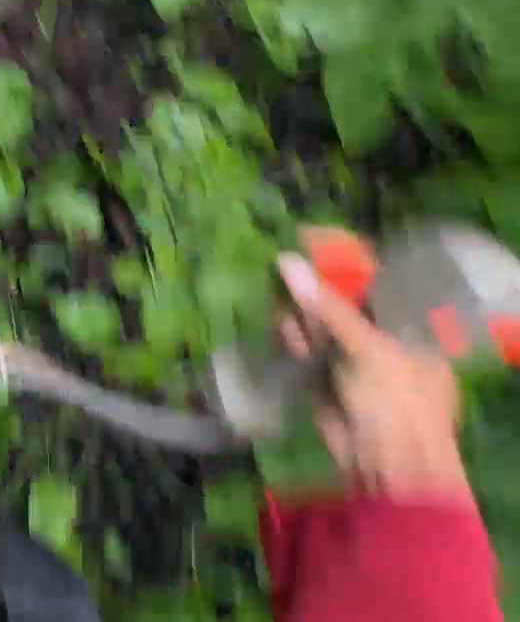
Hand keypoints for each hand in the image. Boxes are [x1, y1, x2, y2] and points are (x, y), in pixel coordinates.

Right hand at [278, 252, 471, 497]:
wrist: (382, 462)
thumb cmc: (397, 405)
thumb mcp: (369, 351)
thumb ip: (328, 307)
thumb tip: (285, 261)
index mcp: (412, 326)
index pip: (376, 278)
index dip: (342, 257)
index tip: (304, 235)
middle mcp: (383, 333)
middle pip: (337, 294)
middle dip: (311, 292)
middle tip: (289, 290)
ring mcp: (352, 350)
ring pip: (313, 314)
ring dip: (298, 317)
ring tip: (298, 335)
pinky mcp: (324, 365)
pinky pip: (300, 337)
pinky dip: (292, 336)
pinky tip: (292, 344)